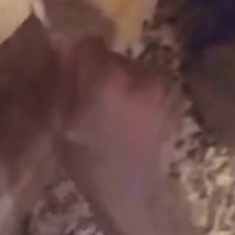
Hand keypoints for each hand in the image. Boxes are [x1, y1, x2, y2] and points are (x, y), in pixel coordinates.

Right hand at [50, 32, 178, 223]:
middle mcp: (137, 74)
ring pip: (130, 68)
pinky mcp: (173, 96)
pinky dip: (136, 92)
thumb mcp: (61, 125)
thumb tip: (62, 48)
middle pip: (111, 56)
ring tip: (110, 110)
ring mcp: (160, 85)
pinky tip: (128, 117)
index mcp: (106, 80)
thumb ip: (63, 82)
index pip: (88, 44)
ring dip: (118, 81)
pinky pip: (147, 83)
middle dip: (97, 70)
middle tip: (87, 97)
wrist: (131, 191)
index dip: (75, 55)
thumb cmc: (88, 163)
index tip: (68, 70)